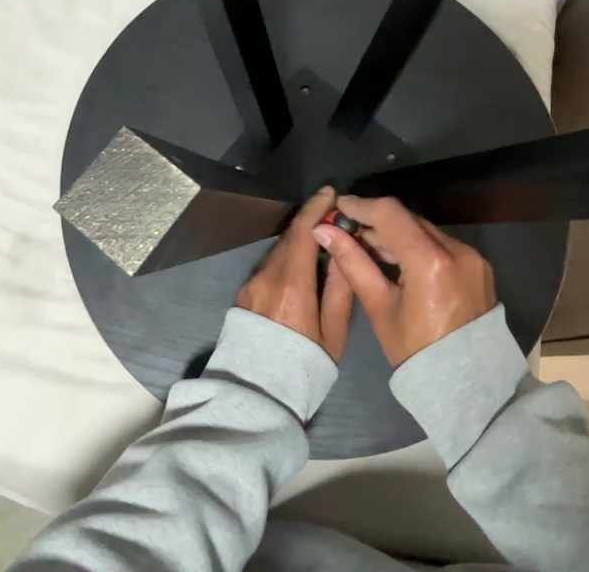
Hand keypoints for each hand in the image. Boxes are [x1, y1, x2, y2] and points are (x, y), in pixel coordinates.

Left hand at [235, 187, 353, 360]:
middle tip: (333, 213)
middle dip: (311, 221)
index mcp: (292, 284)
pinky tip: (302, 267)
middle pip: (290, 238)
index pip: (304, 232)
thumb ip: (341, 289)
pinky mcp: (243, 294)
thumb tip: (345, 250)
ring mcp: (251, 284)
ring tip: (323, 240)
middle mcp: (267, 276)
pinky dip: (287, 259)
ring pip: (279, 252)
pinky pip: (269, 267)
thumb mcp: (334, 333)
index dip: (317, 208)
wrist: (255, 395)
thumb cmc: (303, 367)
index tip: (331, 193)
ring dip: (299, 241)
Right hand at [314, 195, 495, 365]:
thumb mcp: (379, 307)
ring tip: (371, 250)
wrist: (467, 386)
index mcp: (431, 261)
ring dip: (398, 235)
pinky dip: (419, 247)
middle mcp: (457, 250)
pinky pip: (442, 245)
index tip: (339, 206)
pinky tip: (400, 261)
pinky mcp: (480, 267)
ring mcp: (473, 257)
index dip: (361, 206)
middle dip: (377, 223)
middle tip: (349, 233)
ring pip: (426, 231)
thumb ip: (352, 263)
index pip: (390, 214)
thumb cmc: (416, 352)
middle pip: (409, 220)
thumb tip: (324, 231)